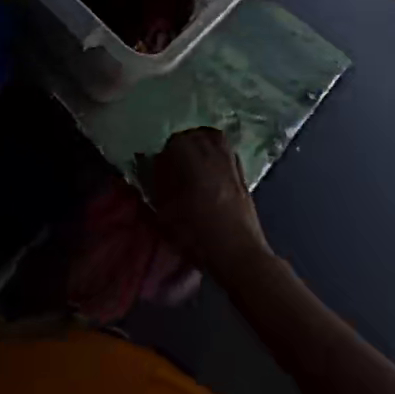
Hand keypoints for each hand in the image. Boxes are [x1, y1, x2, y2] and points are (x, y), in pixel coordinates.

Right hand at [146, 127, 270, 275]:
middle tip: (172, 154)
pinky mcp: (244, 181)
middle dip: (183, 139)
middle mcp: (215, 160)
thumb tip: (150, 170)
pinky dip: (218, 153)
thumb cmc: (198, 236)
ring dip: (202, 141)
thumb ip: (156, 187)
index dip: (164, 148)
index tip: (157, 160)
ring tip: (192, 154)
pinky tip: (211, 167)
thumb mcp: (166, 214)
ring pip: (218, 140)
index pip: (176, 140)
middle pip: (199, 134)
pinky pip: (230, 154)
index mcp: (194, 164)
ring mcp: (232, 169)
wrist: (240, 259)